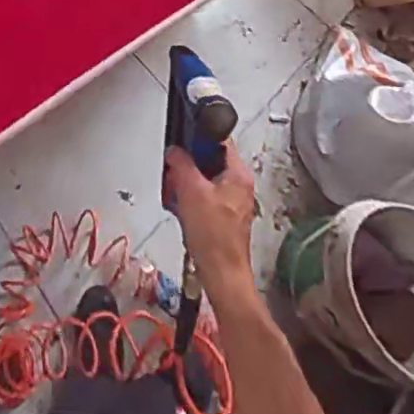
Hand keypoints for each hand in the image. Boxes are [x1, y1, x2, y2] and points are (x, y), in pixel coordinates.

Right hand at [163, 143, 256, 287]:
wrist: (222, 275)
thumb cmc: (213, 236)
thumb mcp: (191, 191)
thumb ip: (181, 165)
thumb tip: (174, 151)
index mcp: (239, 174)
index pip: (220, 141)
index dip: (199, 138)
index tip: (183, 142)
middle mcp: (239, 186)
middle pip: (210, 161)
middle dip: (189, 166)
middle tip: (174, 173)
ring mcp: (233, 202)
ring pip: (205, 180)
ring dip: (187, 184)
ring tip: (174, 193)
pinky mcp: (224, 217)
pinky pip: (205, 198)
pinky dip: (191, 199)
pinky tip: (179, 208)